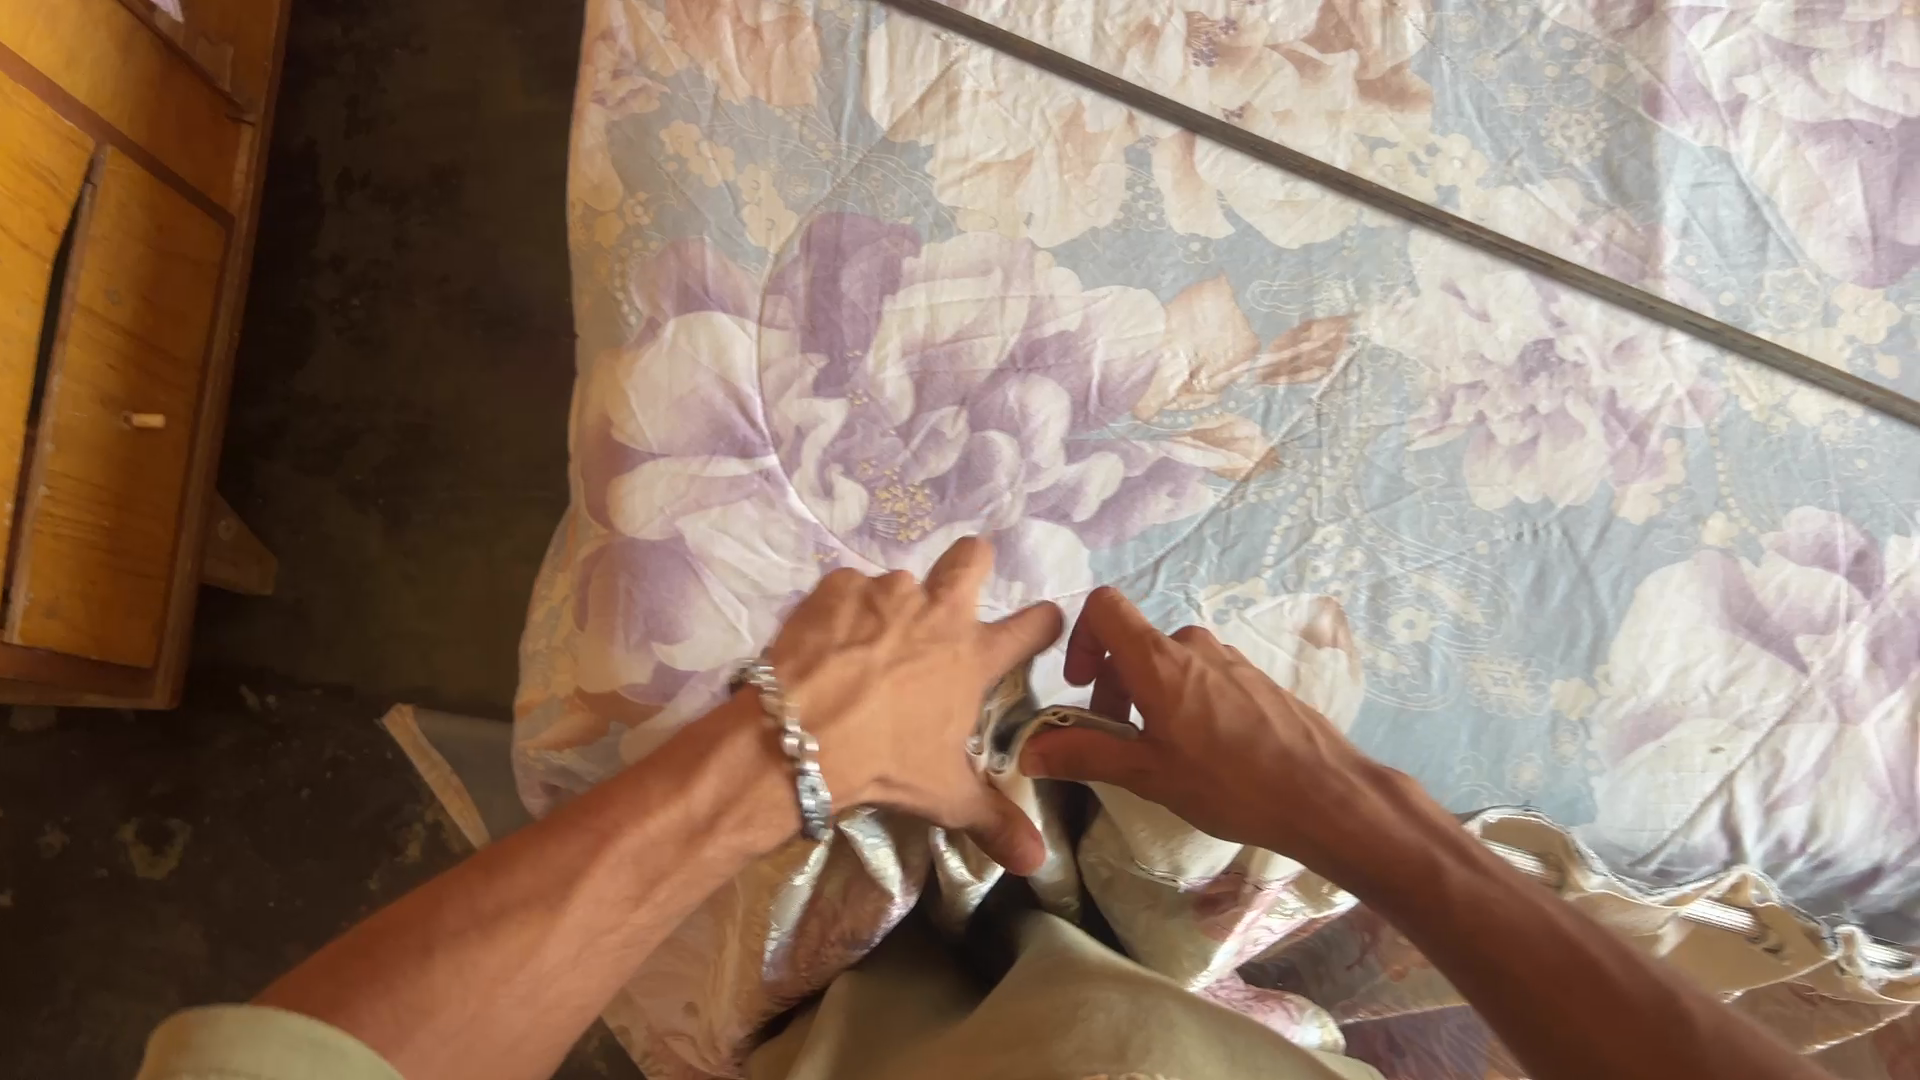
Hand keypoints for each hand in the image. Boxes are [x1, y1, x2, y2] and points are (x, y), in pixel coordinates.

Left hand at [763, 537, 1062, 874]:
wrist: (799, 739)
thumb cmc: (884, 762)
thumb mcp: (944, 794)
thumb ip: (995, 820)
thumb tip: (1039, 861)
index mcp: (972, 654)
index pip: (1034, 624)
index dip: (1042, 623)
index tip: (1040, 625)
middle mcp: (937, 610)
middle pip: (972, 556)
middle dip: (973, 563)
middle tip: (956, 590)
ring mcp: (886, 591)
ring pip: (900, 582)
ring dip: (891, 608)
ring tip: (864, 647)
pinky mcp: (837, 587)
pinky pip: (848, 590)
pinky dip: (843, 611)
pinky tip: (827, 644)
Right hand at [1020, 587, 1404, 868]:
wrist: (1329, 796)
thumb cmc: (1230, 782)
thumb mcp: (1147, 774)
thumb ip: (1084, 755)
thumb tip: (1028, 750)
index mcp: (1158, 659)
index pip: (1104, 606)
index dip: (1081, 637)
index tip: (1081, 686)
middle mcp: (1192, 645)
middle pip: (1133, 644)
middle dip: (1114, 687)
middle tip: (1119, 741)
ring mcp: (1229, 658)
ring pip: (1169, 663)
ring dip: (1149, 696)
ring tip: (1163, 751)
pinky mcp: (1256, 678)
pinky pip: (1203, 675)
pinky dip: (1185, 700)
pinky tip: (1206, 751)